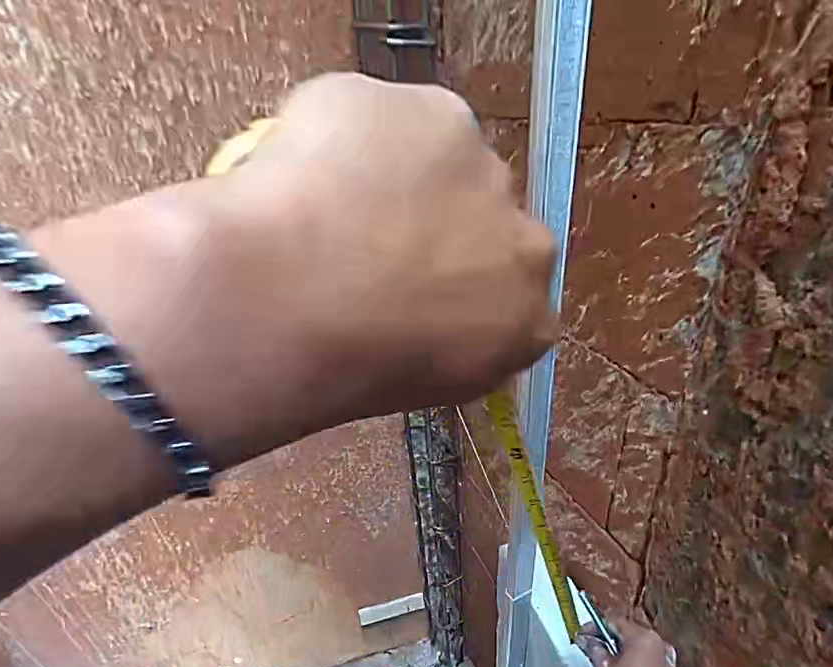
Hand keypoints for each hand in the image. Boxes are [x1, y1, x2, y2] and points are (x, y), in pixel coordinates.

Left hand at [204, 73, 556, 416]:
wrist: (302, 302)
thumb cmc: (358, 366)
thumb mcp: (431, 384)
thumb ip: (457, 341)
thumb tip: (429, 318)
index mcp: (530, 324)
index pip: (517, 300)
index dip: (469, 288)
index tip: (428, 289)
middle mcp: (529, 249)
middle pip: (495, 226)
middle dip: (452, 228)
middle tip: (384, 244)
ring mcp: (492, 177)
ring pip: (453, 168)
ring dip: (409, 179)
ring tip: (343, 209)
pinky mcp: (444, 117)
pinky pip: (404, 122)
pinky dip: (366, 136)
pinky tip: (325, 172)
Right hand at [580, 619, 685, 666]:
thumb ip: (594, 649)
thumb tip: (588, 640)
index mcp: (644, 638)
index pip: (614, 621)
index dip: (594, 626)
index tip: (583, 633)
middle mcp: (659, 644)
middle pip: (627, 631)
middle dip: (607, 637)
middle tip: (589, 646)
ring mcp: (666, 658)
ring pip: (637, 645)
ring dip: (619, 649)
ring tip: (602, 662)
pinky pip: (646, 658)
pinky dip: (632, 660)